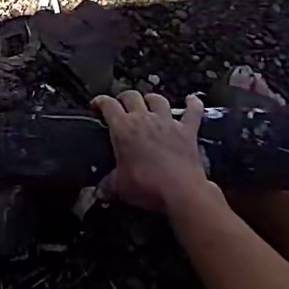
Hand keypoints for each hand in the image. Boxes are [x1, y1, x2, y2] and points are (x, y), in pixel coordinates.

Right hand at [92, 89, 214, 214]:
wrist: (180, 189)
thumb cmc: (145, 185)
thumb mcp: (120, 187)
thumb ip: (108, 185)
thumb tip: (99, 192)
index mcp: (123, 127)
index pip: (108, 105)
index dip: (100, 101)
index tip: (96, 105)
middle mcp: (144, 118)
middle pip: (132, 96)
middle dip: (125, 98)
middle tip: (122, 105)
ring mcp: (167, 122)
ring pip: (158, 100)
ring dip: (152, 99)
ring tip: (149, 103)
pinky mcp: (187, 130)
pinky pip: (192, 111)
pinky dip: (192, 104)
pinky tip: (192, 100)